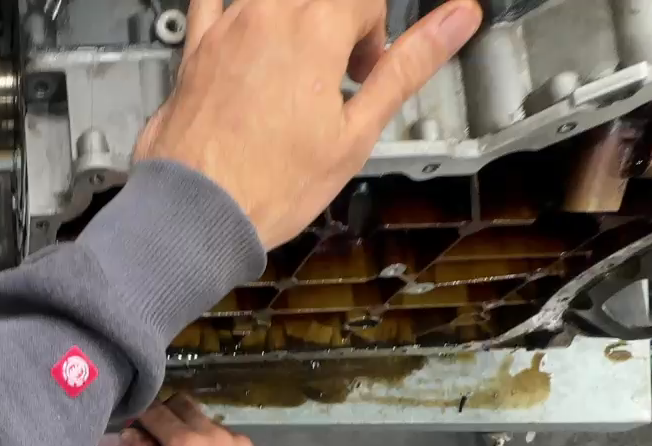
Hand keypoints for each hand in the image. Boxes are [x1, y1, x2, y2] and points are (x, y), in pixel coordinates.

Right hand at [124, 395, 272, 445]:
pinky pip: (237, 444)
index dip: (146, 414)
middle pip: (188, 407)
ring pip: (215, 426)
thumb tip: (130, 433)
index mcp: (185, 442)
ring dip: (203, 435)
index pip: (158, 413)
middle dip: (173, 413)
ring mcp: (241, 442)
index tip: (141, 421)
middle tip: (166, 432)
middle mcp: (215, 433)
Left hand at [134, 0, 481, 247]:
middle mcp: (268, 13)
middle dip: (335, 27)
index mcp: (317, 25)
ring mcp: (225, 30)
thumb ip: (405, 68)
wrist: (194, 217)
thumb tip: (459, 17)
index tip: (362, 77)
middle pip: (318, 0)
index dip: (373, 41)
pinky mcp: (192, 54)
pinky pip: (210, 2)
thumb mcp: (353, 136)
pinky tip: (242, 29)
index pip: (365, 4)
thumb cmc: (267, 189)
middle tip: (331, 76)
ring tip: (290, 69)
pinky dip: (230, 7)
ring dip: (292, 21)